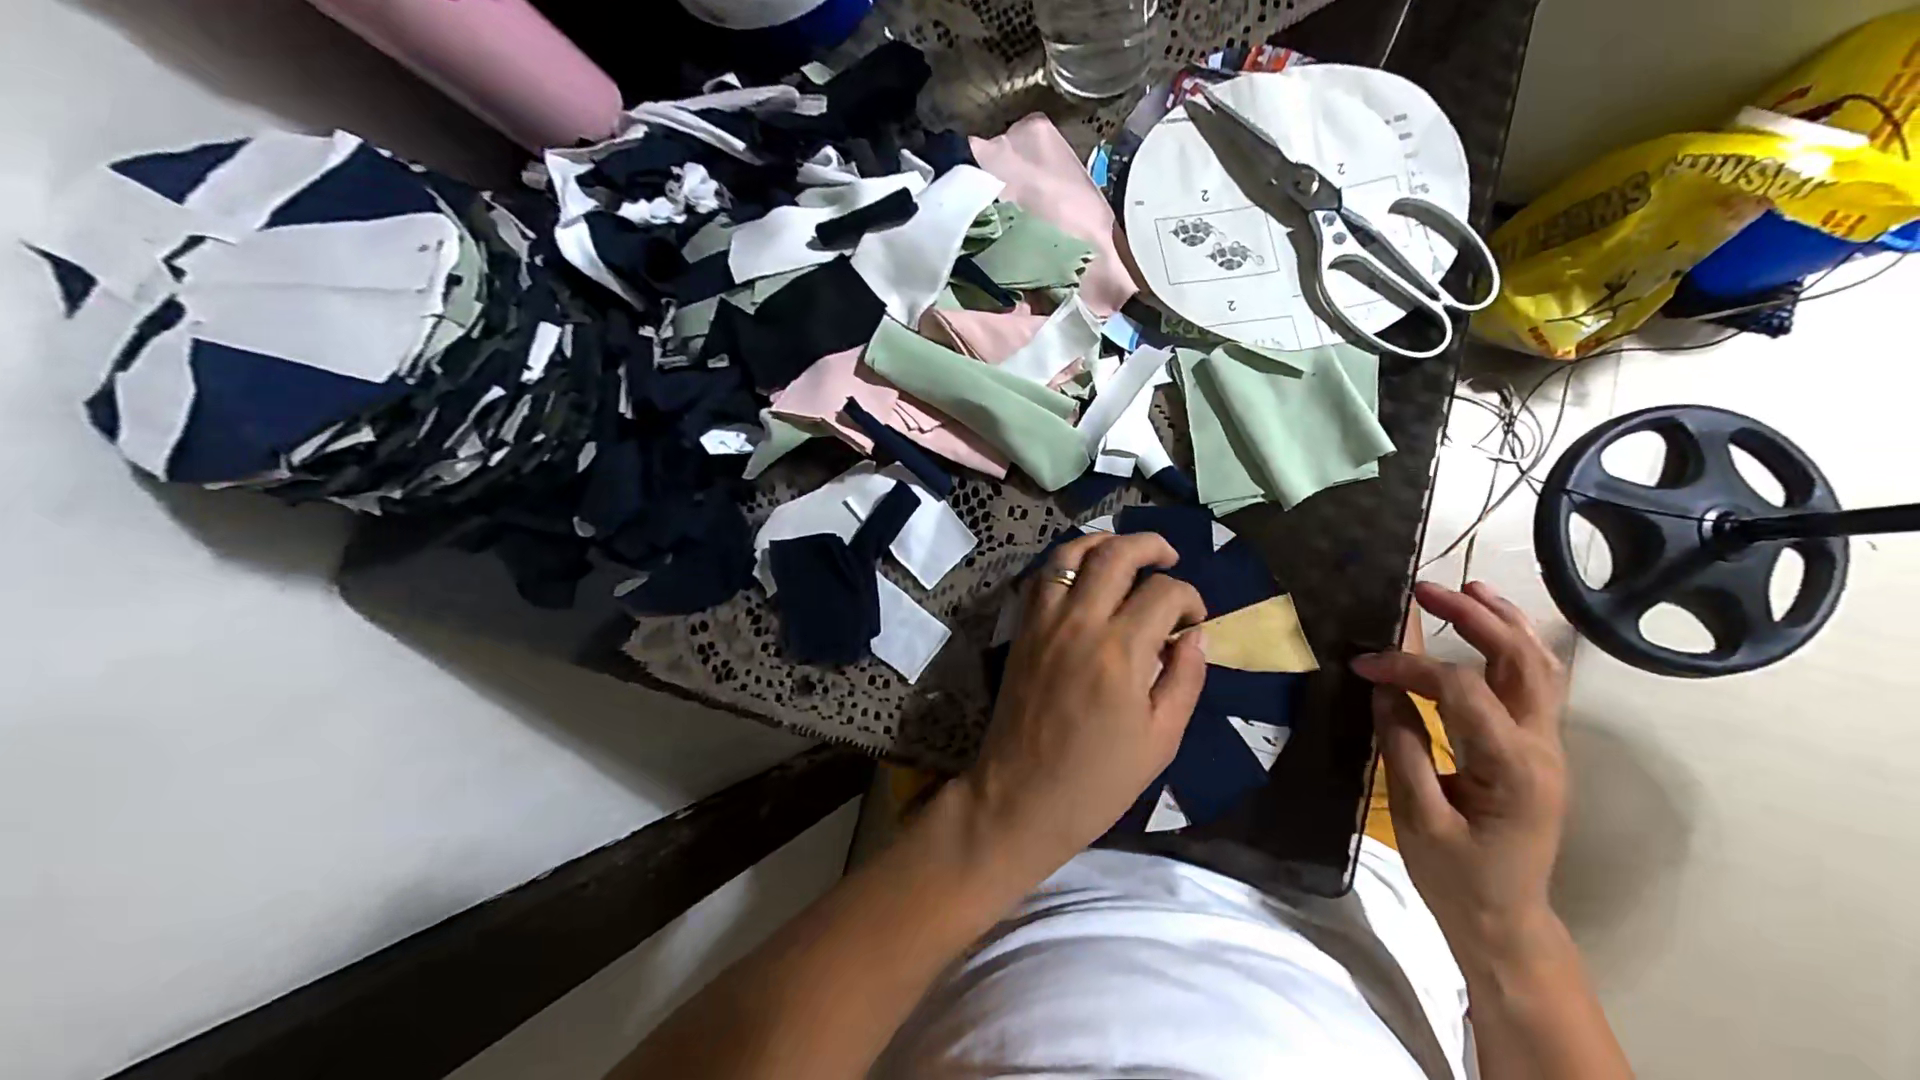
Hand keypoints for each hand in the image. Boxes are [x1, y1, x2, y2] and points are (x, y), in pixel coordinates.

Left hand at [960, 532, 1208, 869]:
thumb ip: (1185, 679)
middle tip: (1170, 558)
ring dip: (1104, 543)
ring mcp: (1044, 622)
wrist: (1021, 796)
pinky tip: (1085, 576)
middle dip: (1151, 545)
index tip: (1195, 617)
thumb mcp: (1162, 740)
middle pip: (1116, 554)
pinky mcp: (1022, 630)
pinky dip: (1067, 563)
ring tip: (1127, 553)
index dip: (1189, 597)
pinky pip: (1042, 577)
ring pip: (1071, 554)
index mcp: (1122, 652)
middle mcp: (1080, 623)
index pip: (1164, 593)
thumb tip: (1195, 635)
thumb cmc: (1099, 780)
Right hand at [1351, 581, 1569, 964]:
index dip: (1409, 667)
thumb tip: (1383, 688)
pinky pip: (1533, 682)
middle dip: (1476, 618)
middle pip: (1523, 662)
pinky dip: (1511, 645)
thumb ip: (1403, 747)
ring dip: (1503, 622)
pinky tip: (1484, 627)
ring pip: (1540, 666)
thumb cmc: (1458, 876)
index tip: (1362, 665)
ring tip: (1466, 589)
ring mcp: (1547, 746)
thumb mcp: (1418, 818)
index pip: (1462, 691)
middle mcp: (1543, 748)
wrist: (1506, 917)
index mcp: (1513, 768)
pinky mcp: (1535, 747)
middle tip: (1425, 590)